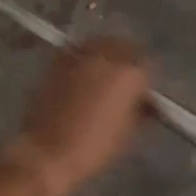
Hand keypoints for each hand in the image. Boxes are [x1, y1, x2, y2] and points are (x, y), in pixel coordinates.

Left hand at [11, 38, 151, 195]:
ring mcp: (81, 55)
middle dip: (128, 62)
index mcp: (129, 74)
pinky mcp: (59, 60)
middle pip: (125, 47)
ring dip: (107, 55)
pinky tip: (83, 75)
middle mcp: (107, 55)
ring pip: (101, 44)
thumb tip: (144, 104)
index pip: (148, 65)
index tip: (143, 95)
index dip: (146, 81)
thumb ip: (140, 111)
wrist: (47, 151)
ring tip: (104, 76)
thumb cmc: (93, 147)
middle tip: (125, 83)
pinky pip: (79, 50)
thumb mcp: (127, 133)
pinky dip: (85, 58)